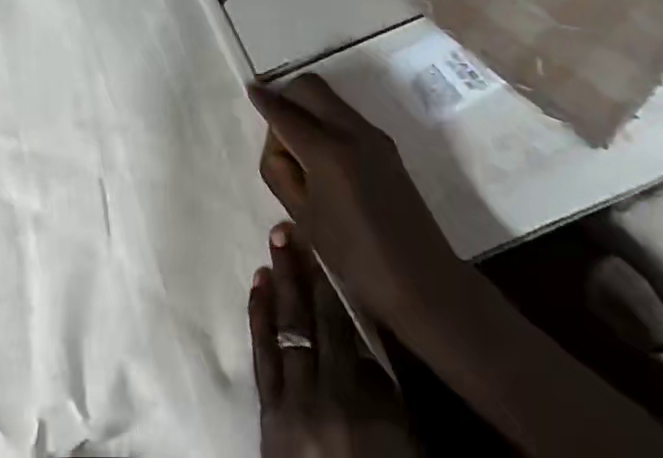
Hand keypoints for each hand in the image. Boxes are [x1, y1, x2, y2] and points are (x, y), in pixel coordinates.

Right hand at [249, 76, 466, 329]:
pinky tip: (325, 162)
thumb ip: (281, 173)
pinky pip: (346, 116)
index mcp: (326, 152)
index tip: (251, 90)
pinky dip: (327, 122)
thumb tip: (278, 144)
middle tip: (280, 138)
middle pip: (310, 87)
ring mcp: (373, 135)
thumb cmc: (354, 257)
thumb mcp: (303, 218)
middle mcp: (351, 131)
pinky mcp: (386, 145)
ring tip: (303, 157)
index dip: (264, 101)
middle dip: (287, 98)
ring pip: (329, 98)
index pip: (285, 113)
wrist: (421, 279)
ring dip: (308, 110)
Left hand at [250, 222, 420, 457]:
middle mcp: (325, 392)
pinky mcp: (269, 415)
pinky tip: (257, 286)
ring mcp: (291, 403)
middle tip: (288, 226)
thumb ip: (385, 390)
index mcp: (363, 400)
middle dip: (300, 271)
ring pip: (284, 327)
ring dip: (279, 282)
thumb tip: (365, 341)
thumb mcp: (404, 440)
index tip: (325, 242)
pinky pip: (263, 357)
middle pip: (311, 318)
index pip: (344, 325)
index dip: (332, 282)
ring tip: (273, 243)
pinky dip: (259, 317)